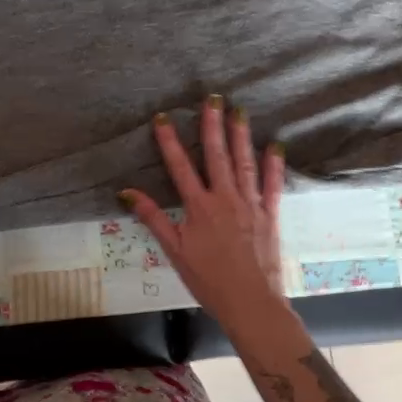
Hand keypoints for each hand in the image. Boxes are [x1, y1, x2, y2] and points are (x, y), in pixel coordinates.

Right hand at [120, 96, 287, 323]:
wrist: (251, 304)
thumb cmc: (208, 280)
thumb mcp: (174, 251)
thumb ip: (153, 218)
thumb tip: (127, 192)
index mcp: (198, 207)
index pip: (180, 167)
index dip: (169, 141)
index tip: (162, 117)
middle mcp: (225, 199)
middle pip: (216, 156)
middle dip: (212, 125)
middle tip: (212, 98)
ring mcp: (250, 205)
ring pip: (244, 163)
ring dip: (240, 136)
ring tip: (239, 110)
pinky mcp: (270, 215)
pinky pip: (272, 185)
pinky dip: (273, 165)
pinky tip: (274, 146)